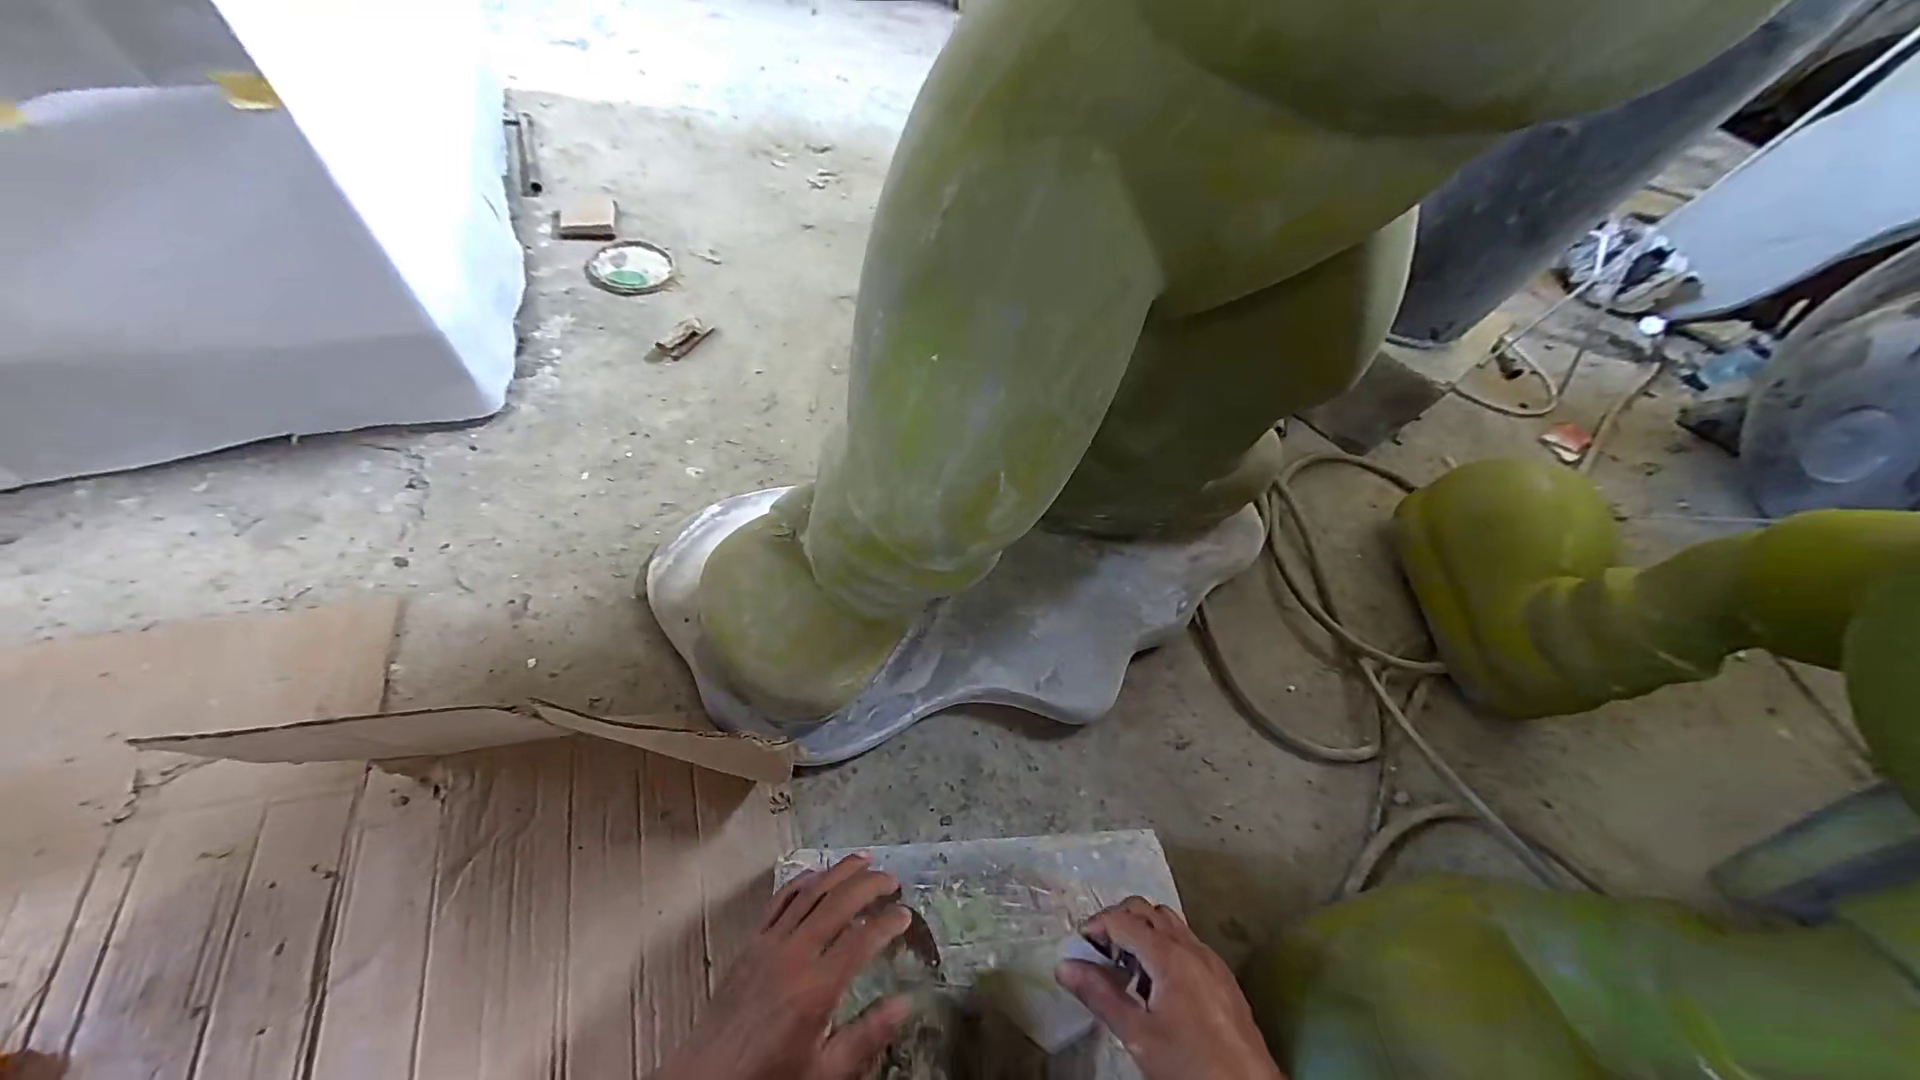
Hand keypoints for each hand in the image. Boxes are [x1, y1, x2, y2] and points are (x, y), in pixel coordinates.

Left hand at [650, 854, 914, 1079]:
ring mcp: (770, 943)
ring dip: (840, 871)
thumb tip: (906, 1002)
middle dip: (870, 885)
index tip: (906, 915)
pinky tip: (819, 874)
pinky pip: (780, 901)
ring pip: (811, 892)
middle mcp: (795, 955)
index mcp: (817, 988)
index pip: (863, 940)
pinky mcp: (752, 942)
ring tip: (865, 859)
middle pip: (839, 903)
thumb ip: (867, 1036)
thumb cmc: (771, 1076)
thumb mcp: (825, 1071)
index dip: (889, 923)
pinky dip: (803, 881)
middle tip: (893, 879)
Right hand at [1056, 897, 1286, 1079]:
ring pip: (1169, 922)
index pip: (1122, 919)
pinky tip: (1160, 984)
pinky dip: (1166, 946)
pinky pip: (1188, 942)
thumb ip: (1100, 996)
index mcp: (1169, 955)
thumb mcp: (1138, 1036)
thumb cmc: (1189, 1065)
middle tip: (1102, 954)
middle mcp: (1191, 946)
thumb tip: (1064, 967)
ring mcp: (1211, 960)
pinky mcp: (1224, 977)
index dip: (1096, 926)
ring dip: (1144, 932)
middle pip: (1146, 910)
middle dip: (1119, 922)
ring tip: (1130, 968)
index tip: (1080, 947)